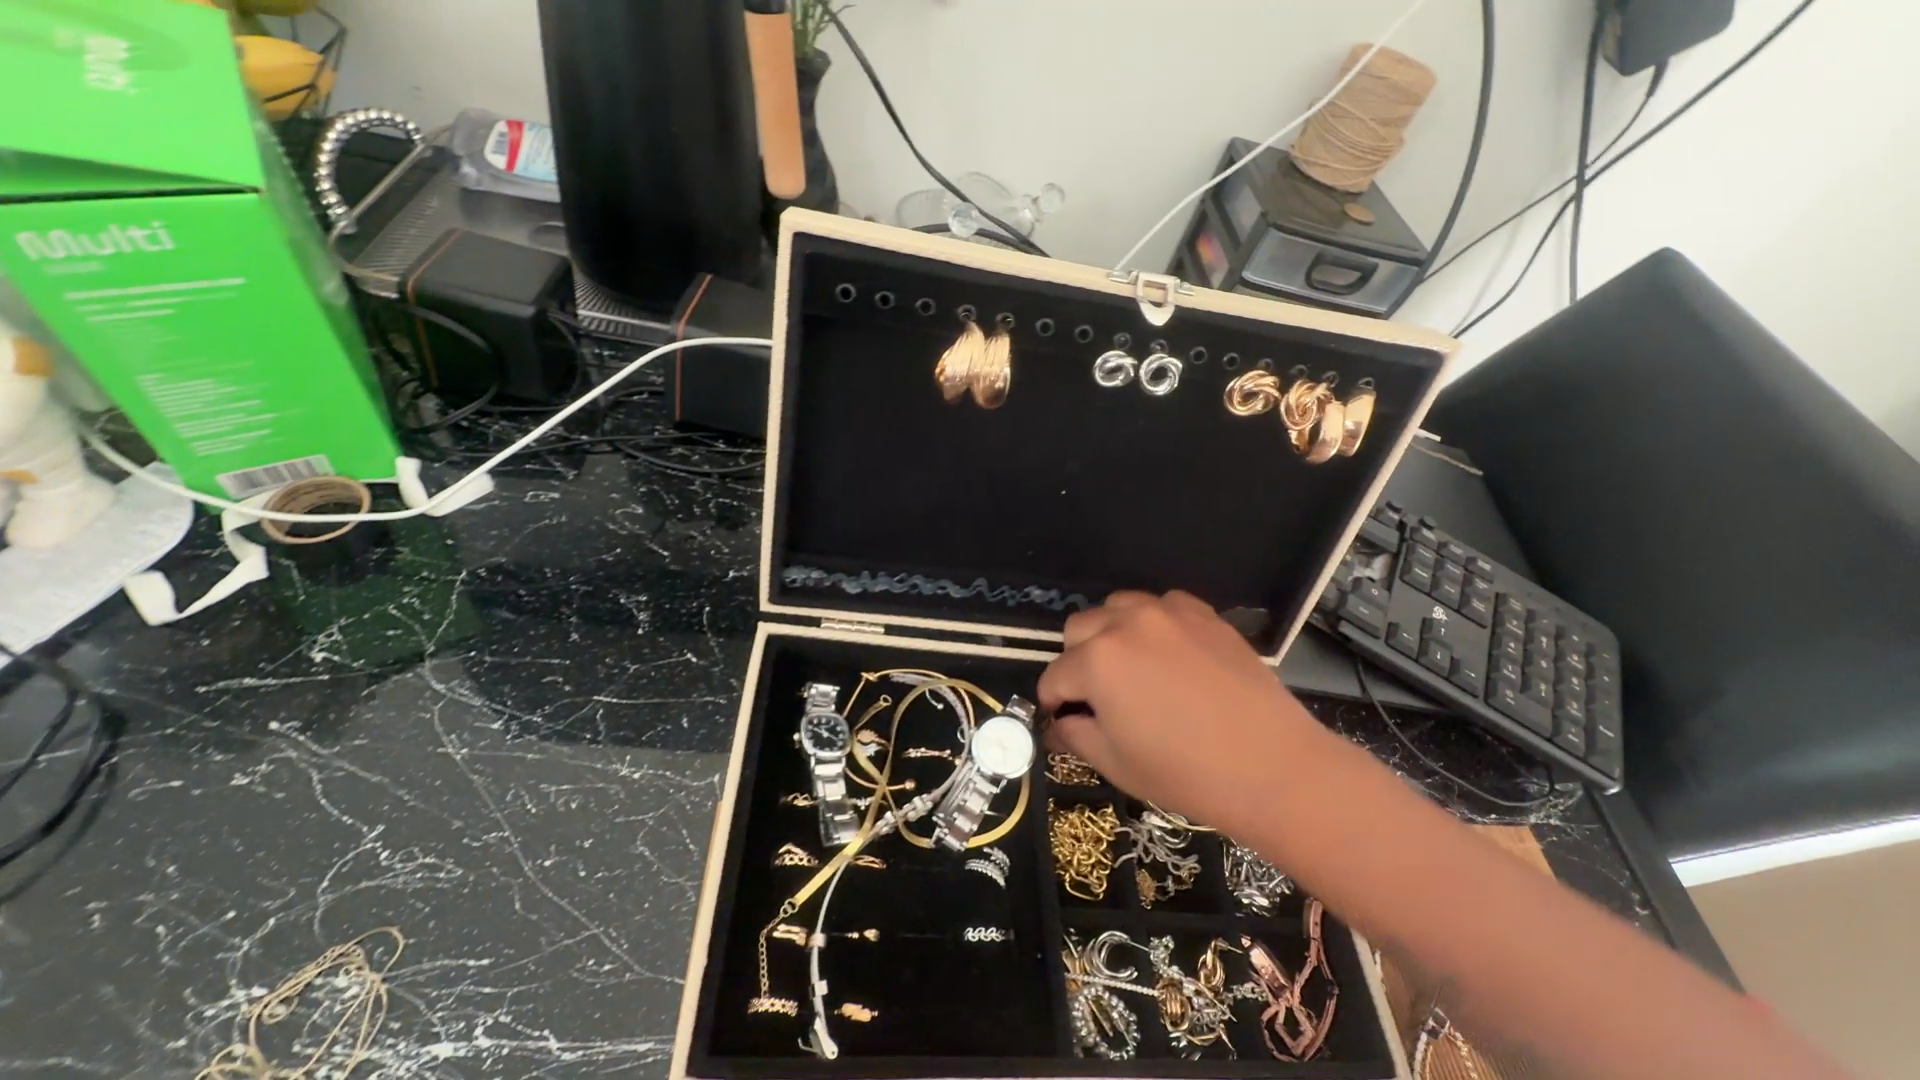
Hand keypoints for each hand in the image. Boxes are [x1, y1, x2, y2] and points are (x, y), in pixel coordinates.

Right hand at [1036, 591, 1331, 828]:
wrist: (1271, 766)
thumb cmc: (1184, 773)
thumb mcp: (1115, 763)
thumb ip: (1076, 736)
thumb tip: (1060, 724)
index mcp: (1096, 661)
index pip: (1054, 676)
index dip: (1055, 703)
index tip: (1065, 721)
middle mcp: (1126, 624)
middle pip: (1079, 629)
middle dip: (1077, 661)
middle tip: (1098, 697)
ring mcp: (1168, 613)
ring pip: (1118, 608)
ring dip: (1112, 634)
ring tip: (1131, 669)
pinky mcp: (1205, 614)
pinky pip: (1163, 605)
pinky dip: (1154, 624)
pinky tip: (1169, 656)